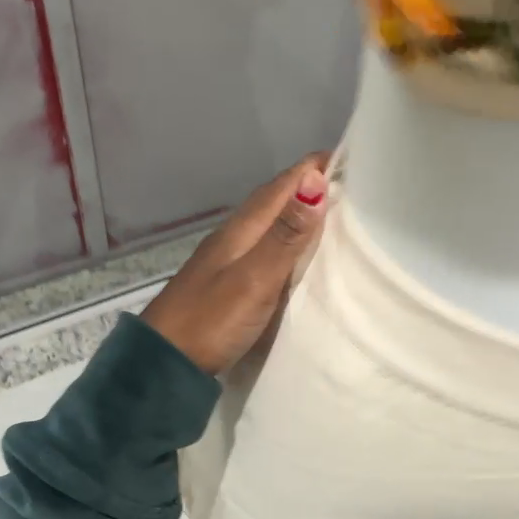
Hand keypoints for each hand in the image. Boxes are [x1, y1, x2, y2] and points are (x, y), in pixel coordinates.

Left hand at [140, 154, 330, 373]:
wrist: (165, 361)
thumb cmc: (210, 320)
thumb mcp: (253, 278)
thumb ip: (285, 235)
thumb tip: (315, 179)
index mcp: (241, 229)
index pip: (283, 185)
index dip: (314, 168)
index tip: (353, 157)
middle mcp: (234, 237)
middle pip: (275, 201)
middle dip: (311, 188)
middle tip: (351, 187)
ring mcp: (228, 261)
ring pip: (270, 227)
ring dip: (299, 217)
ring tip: (334, 219)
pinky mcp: (228, 286)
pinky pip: (265, 253)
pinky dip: (287, 247)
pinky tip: (298, 259)